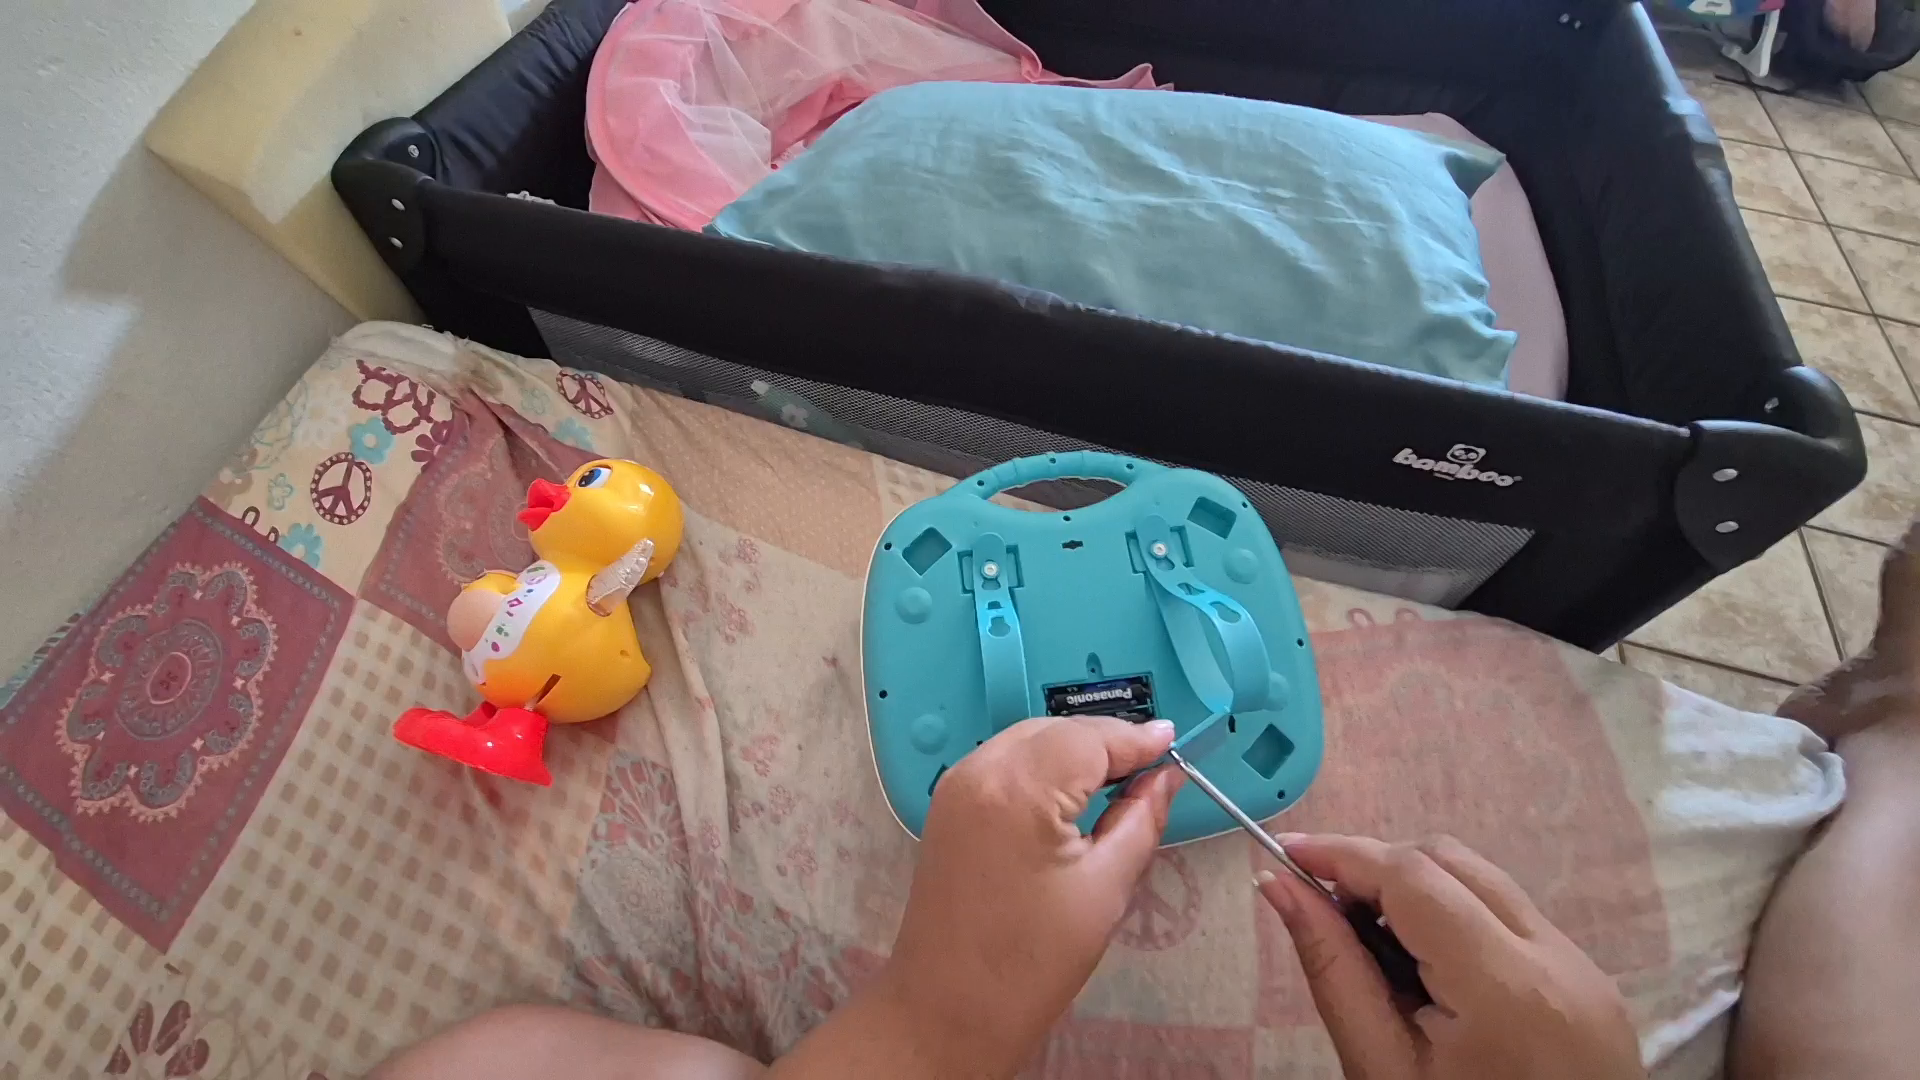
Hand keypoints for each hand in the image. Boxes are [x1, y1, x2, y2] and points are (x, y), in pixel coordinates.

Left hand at [881, 715, 1184, 1075]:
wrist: (947, 1007)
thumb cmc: (1033, 961)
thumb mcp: (1104, 889)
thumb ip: (1140, 819)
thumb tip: (1165, 775)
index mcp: (1018, 791)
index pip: (1086, 738)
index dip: (1133, 737)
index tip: (1171, 739)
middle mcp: (980, 769)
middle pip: (1055, 729)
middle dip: (1104, 740)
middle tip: (1150, 762)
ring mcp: (957, 781)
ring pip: (1029, 736)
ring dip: (1073, 746)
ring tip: (1119, 772)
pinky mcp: (948, 797)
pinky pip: (1005, 757)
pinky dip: (1042, 759)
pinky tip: (1070, 784)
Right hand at [1259, 834, 1643, 1079]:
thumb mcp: (1379, 1065)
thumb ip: (1330, 963)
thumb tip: (1275, 882)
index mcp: (1509, 992)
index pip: (1410, 876)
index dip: (1340, 852)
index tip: (1282, 852)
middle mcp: (1561, 963)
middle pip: (1445, 858)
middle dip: (1375, 865)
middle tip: (1325, 903)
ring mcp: (1585, 970)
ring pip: (1476, 876)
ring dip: (1411, 883)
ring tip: (1371, 937)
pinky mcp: (1590, 982)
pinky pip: (1503, 910)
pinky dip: (1447, 909)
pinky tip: (1421, 960)